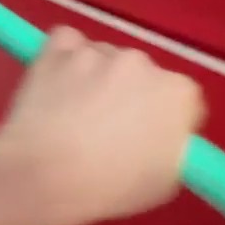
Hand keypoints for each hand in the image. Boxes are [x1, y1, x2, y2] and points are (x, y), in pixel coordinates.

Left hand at [0, 26, 205, 224]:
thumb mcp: (167, 177)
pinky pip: (65, 40)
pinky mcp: (54, 50)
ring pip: (101, 56)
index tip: (144, 136)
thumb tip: (155, 132)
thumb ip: (170, 143)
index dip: (161, 118)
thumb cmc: (112, 185)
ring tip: (71, 106)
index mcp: (178, 93)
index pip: (179, 97)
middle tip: (103, 123)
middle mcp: (140, 62)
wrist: (46, 172)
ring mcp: (94, 52)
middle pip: (139, 73)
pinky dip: (63, 54)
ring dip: (92, 74)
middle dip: (126, 93)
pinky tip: (56, 77)